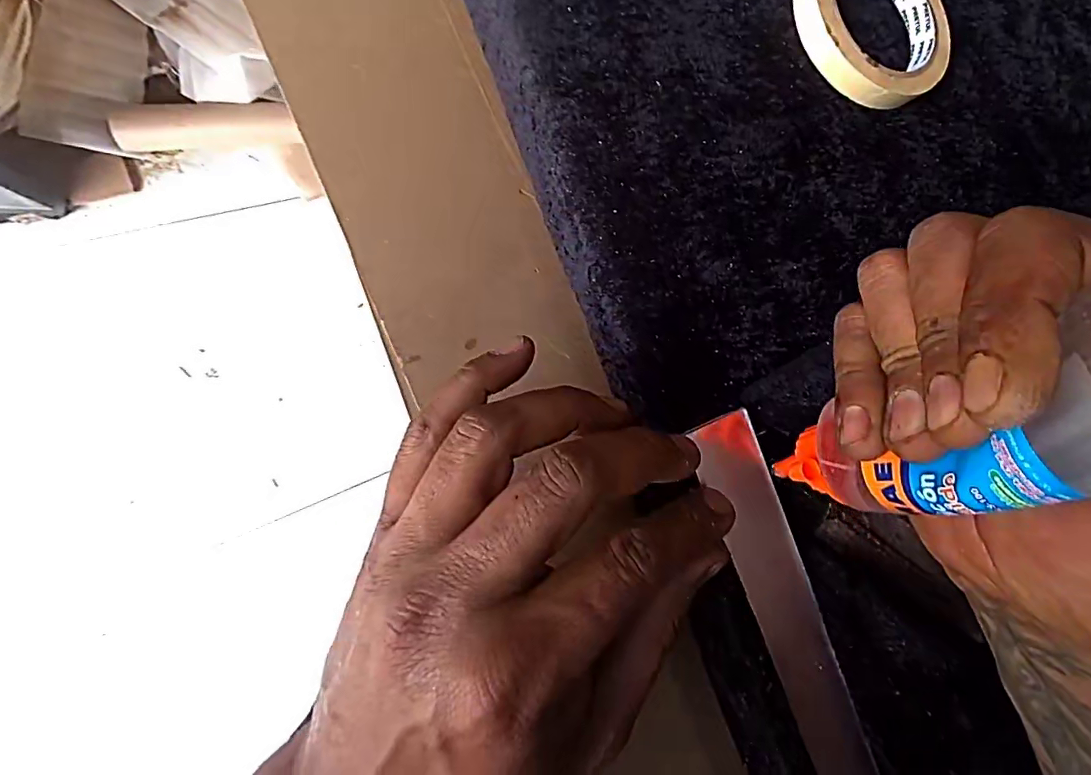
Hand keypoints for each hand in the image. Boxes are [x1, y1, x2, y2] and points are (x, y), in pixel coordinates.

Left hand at [281, 339, 733, 774]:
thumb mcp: (586, 733)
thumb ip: (651, 630)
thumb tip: (699, 548)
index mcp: (511, 671)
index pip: (629, 560)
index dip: (686, 523)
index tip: (708, 508)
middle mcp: (450, 604)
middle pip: (567, 479)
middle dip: (641, 453)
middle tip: (674, 455)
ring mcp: (405, 560)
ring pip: (490, 436)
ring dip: (566, 406)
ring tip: (612, 412)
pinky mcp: (382, 538)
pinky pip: (421, 437)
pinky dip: (472, 383)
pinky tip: (515, 357)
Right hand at [831, 208, 1090, 663]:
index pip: (1032, 238)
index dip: (999, 307)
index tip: (1002, 406)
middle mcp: (1033, 292)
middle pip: (943, 245)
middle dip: (934, 345)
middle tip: (954, 433)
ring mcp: (962, 331)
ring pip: (887, 274)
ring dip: (889, 364)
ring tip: (921, 445)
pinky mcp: (908, 375)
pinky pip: (849, 332)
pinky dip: (849, 382)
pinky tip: (872, 444)